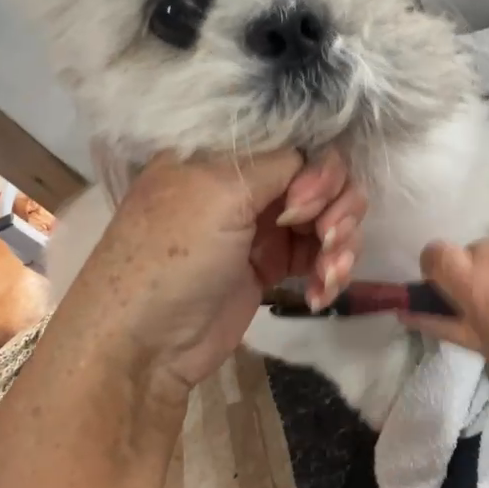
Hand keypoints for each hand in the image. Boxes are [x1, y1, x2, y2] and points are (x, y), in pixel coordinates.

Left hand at [56, 147, 364, 407]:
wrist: (147, 342)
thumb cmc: (173, 257)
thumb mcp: (220, 191)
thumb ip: (279, 164)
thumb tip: (319, 164)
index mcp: (226, 155)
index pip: (300, 144)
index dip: (319, 172)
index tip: (304, 207)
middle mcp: (248, 185)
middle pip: (324, 182)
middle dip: (339, 211)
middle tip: (329, 241)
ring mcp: (262, 227)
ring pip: (329, 221)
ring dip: (341, 247)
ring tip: (330, 277)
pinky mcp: (274, 266)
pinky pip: (320, 257)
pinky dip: (330, 274)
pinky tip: (320, 295)